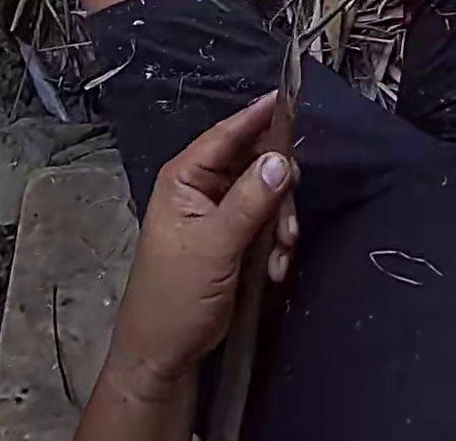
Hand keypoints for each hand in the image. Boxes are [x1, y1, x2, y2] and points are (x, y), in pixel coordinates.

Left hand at [102, 92, 300, 399]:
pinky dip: (277, 241)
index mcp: (186, 177)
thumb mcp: (215, 245)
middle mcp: (204, 186)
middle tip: (290, 215)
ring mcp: (220, 211)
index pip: (226, 134)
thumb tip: (282, 159)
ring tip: (283, 251)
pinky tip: (275, 268)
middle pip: (255, 162)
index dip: (258, 115)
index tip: (287, 97)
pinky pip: (268, 220)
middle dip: (279, 188)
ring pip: (268, 192)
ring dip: (282, 220)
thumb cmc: (176, 296)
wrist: (165, 357)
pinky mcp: (235, 235)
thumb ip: (250, 200)